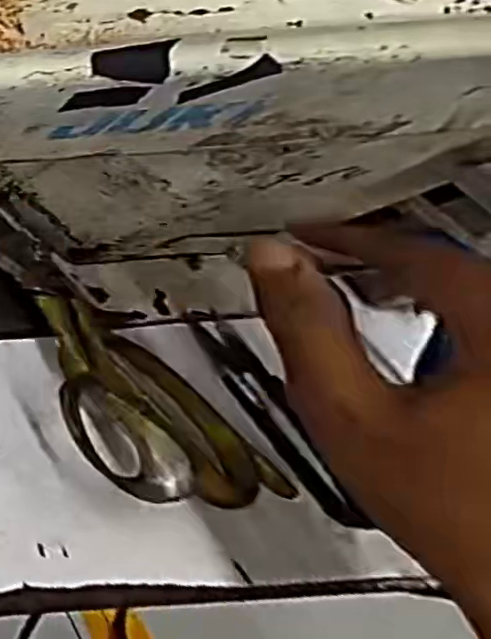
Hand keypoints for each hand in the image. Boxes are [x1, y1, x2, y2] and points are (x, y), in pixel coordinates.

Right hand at [246, 226, 490, 627]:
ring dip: (434, 292)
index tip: (310, 233)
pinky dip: (466, 325)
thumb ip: (305, 324)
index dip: (357, 238)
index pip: (428, 258)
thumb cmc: (455, 513)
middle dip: (396, 263)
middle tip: (332, 258)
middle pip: (473, 276)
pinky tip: (436, 346)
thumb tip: (273, 258)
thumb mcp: (345, 407)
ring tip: (375, 295)